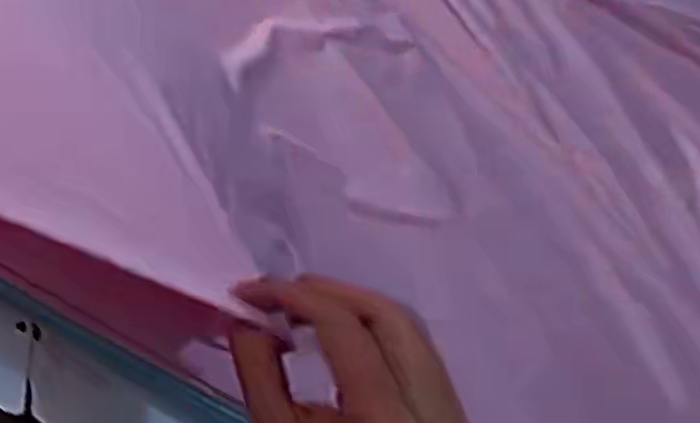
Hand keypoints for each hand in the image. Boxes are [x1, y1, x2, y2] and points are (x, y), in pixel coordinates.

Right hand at [230, 276, 468, 422]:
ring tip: (297, 312)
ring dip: (343, 305)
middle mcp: (436, 413)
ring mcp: (455, 416)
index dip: (286, 293)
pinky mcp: (453, 417)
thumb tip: (250, 317)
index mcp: (387, 419)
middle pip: (390, 316)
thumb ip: (256, 364)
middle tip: (275, 295)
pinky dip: (363, 328)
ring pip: (408, 329)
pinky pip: (411, 351)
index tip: (244, 293)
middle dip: (323, 289)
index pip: (341, 325)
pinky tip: (328, 339)